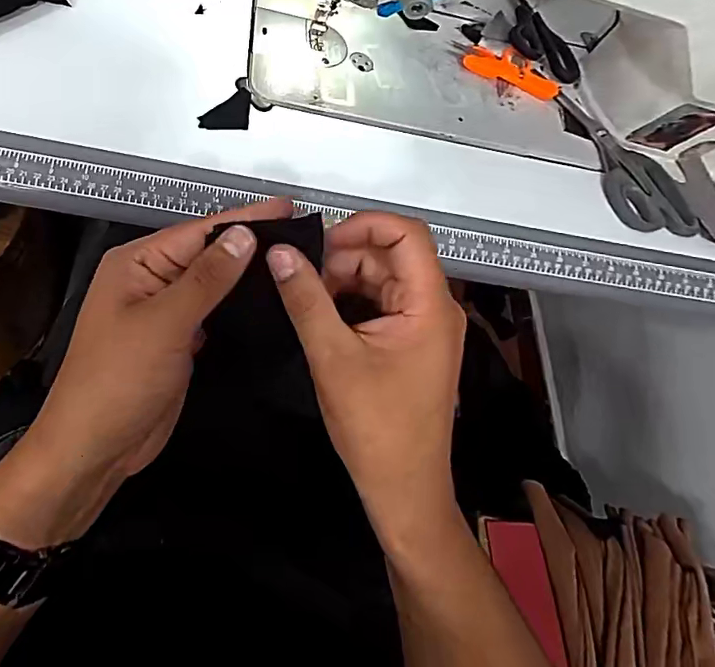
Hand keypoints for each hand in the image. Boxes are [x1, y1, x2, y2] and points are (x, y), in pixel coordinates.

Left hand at [0, 197, 293, 548]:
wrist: (93, 451)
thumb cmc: (114, 383)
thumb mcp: (163, 323)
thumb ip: (206, 278)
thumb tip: (243, 235)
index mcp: (135, 263)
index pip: (199, 231)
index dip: (244, 219)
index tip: (285, 208)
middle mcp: (149, 279)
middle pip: (207, 252)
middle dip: (249, 242)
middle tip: (297, 232)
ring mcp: (163, 310)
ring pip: (212, 282)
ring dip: (246, 273)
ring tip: (292, 259)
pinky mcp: (177, 338)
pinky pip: (213, 310)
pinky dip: (238, 303)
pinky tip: (266, 299)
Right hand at [268, 211, 465, 543]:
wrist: (404, 491)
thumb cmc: (377, 429)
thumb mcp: (332, 357)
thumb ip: (305, 299)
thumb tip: (280, 253)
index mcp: (430, 305)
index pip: (407, 234)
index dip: (366, 224)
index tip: (323, 238)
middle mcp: (435, 308)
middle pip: (391, 254)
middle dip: (345, 256)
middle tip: (304, 273)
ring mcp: (424, 325)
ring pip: (382, 277)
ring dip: (344, 279)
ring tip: (308, 297)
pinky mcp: (411, 341)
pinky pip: (381, 301)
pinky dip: (351, 299)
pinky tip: (322, 314)